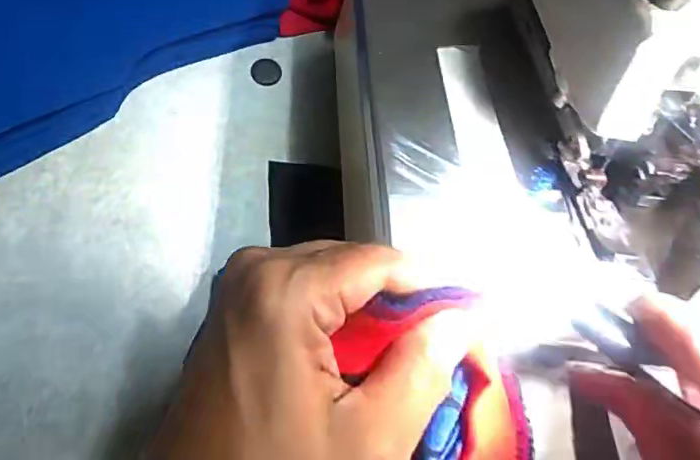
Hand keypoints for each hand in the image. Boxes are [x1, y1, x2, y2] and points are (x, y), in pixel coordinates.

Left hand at [148, 241, 475, 459]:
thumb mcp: (365, 440)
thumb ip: (420, 371)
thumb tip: (460, 319)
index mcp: (283, 284)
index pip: (373, 260)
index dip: (427, 284)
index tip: (467, 315)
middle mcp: (255, 265)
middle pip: (346, 263)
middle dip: (395, 299)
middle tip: (440, 342)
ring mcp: (238, 281)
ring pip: (322, 275)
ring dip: (364, 310)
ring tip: (403, 355)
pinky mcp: (231, 303)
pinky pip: (294, 290)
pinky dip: (329, 316)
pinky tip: (353, 357)